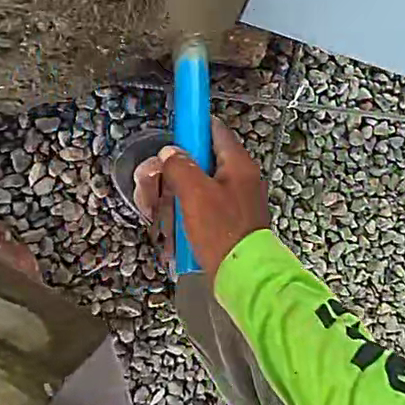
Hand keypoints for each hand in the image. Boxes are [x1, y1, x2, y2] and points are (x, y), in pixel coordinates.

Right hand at [133, 119, 271, 276]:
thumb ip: (180, 167)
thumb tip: (170, 152)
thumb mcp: (195, 194)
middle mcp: (242, 178)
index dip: (193, 128)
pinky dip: (189, 213)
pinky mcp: (231, 220)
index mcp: (239, 164)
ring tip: (166, 211)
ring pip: (201, 186)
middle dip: (179, 171)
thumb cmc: (221, 230)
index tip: (173, 135)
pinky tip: (177, 228)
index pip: (216, 130)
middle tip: (161, 183)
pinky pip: (205, 207)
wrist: (244, 276)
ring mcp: (238, 200)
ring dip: (180, 195)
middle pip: (204, 160)